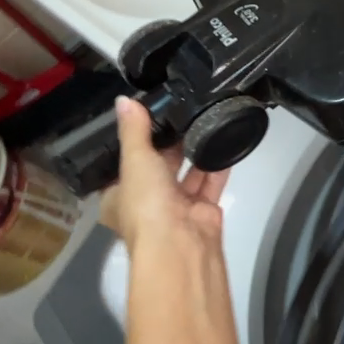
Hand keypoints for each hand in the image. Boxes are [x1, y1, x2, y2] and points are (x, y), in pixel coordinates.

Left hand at [100, 96, 229, 253]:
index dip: (134, 142)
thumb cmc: (146, 205)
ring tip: (205, 118)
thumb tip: (124, 100)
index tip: (148, 116)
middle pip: (159, 166)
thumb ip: (135, 131)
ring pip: (187, 173)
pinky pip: (211, 180)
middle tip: (182, 111)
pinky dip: (218, 164)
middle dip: (171, 144)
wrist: (181, 243)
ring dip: (195, 152)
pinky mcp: (204, 208)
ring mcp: (177, 206)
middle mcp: (146, 202)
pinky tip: (224, 140)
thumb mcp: (135, 162)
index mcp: (119, 197)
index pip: (123, 164)